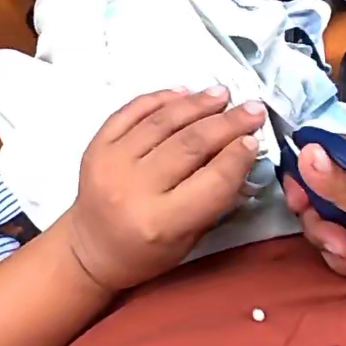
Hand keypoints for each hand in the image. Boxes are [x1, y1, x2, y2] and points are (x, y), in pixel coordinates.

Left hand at [60, 87, 267, 292]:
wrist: (90, 249)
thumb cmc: (146, 252)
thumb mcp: (189, 238)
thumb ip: (216, 198)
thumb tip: (243, 154)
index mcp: (160, 223)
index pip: (211, 181)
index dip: (237, 157)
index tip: (255, 138)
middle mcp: (134, 190)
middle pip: (190, 145)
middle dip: (227, 123)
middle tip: (252, 109)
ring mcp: (111, 164)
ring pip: (162, 122)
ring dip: (197, 104)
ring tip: (222, 94)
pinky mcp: (96, 146)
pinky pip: (131, 111)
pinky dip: (161, 98)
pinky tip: (185, 92)